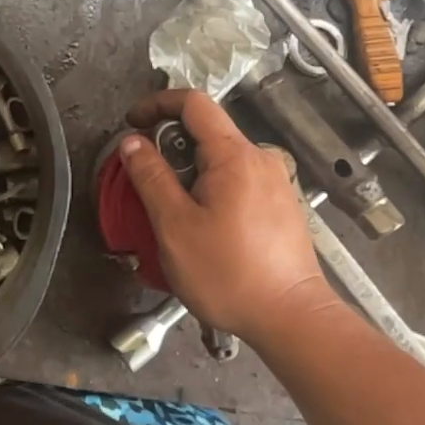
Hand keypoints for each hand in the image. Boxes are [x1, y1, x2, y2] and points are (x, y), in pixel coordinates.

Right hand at [119, 89, 338, 339]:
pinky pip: (238, 180)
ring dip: (189, 170)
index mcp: (235, 156)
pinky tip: (203, 225)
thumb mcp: (174, 225)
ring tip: (172, 210)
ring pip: (222, 158)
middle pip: (207, 131)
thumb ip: (150, 176)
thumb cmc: (230, 274)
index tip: (133, 124)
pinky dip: (211, 187)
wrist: (293, 321)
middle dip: (170, 145)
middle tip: (147, 178)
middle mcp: (261, 160)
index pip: (193, 103)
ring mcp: (276, 183)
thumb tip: (132, 142)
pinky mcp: (281, 206)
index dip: (157, 104)